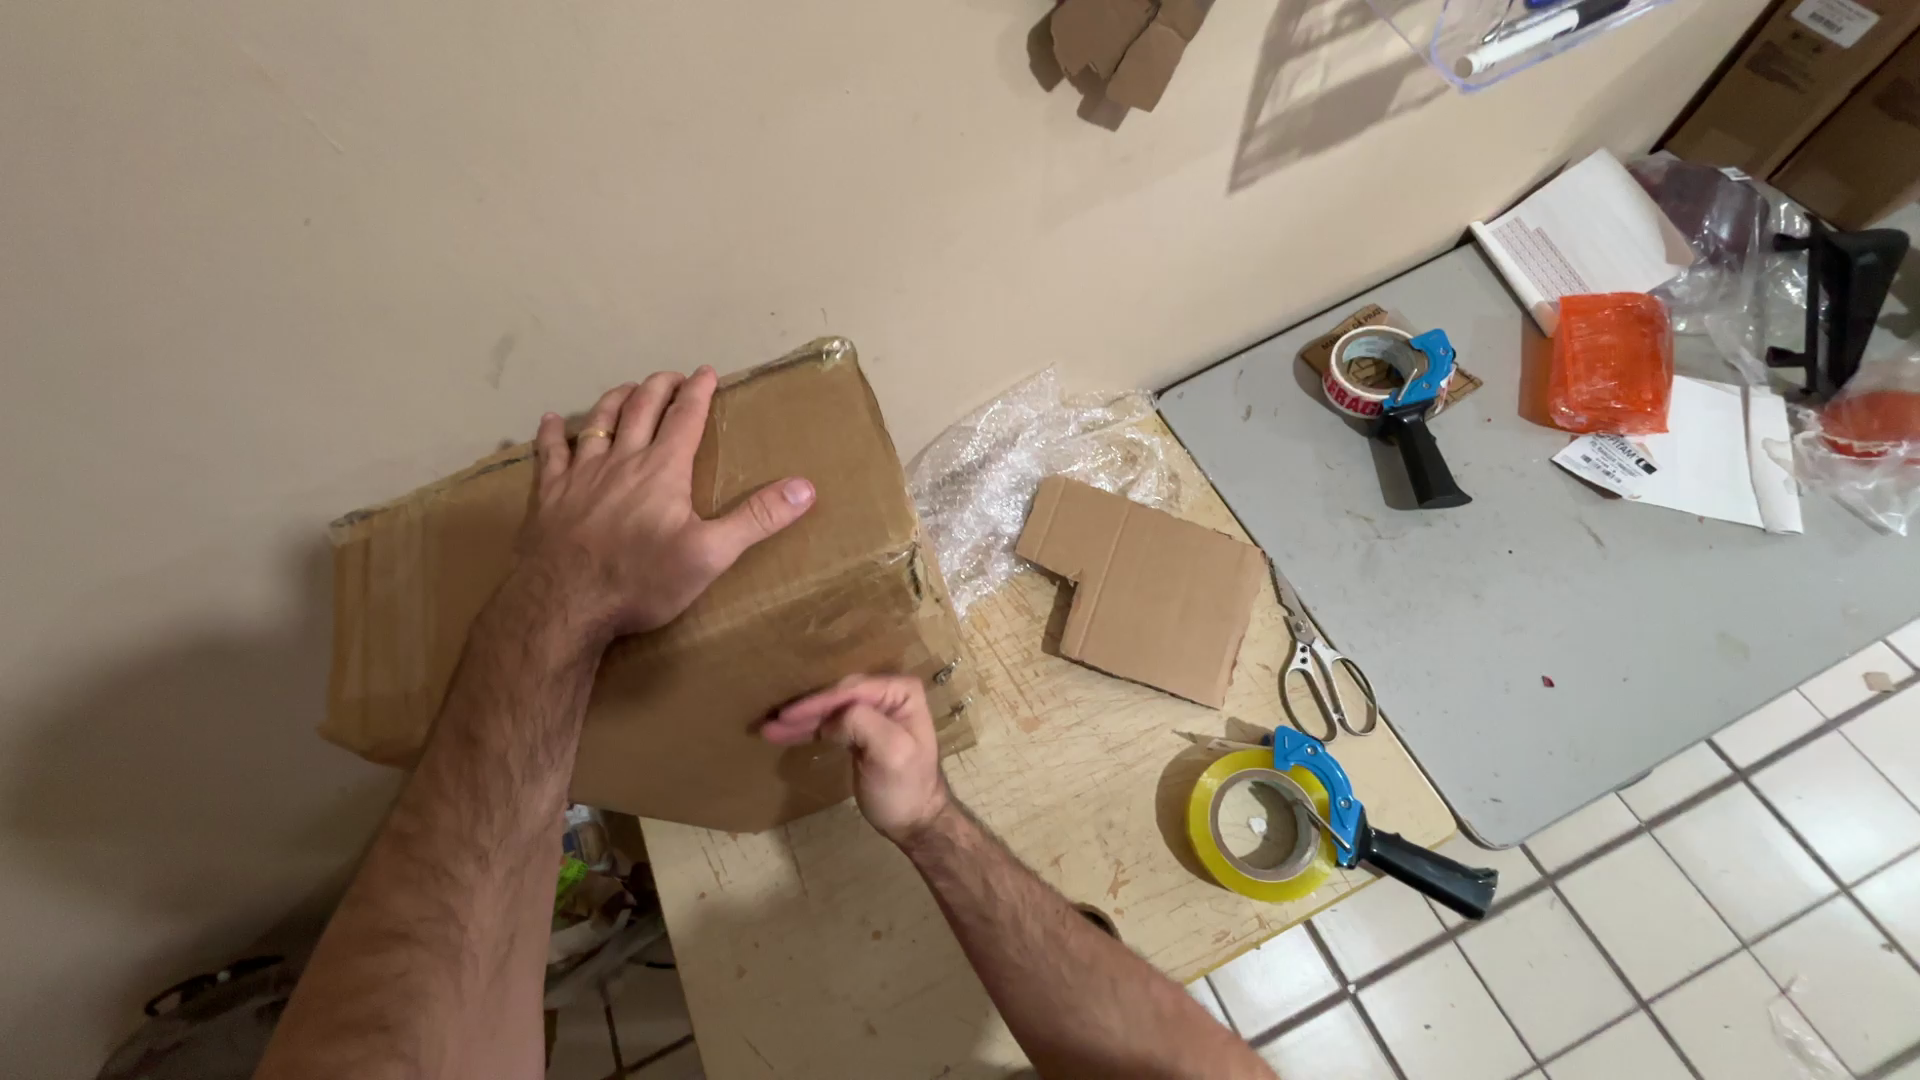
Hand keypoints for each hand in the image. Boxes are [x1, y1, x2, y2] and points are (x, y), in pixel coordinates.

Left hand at [514, 369, 814, 640]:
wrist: (563, 605)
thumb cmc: (643, 581)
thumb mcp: (712, 554)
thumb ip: (757, 518)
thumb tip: (805, 487)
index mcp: (663, 471)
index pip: (685, 418)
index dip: (698, 392)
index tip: (706, 372)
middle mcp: (621, 461)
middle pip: (641, 410)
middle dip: (659, 387)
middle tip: (671, 376)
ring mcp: (580, 476)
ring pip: (599, 423)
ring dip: (615, 400)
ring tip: (627, 388)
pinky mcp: (548, 496)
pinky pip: (550, 453)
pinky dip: (553, 433)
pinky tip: (552, 421)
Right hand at [760, 676, 950, 844]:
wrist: (915, 821)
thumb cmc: (906, 787)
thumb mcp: (891, 752)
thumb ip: (862, 724)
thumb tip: (831, 719)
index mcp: (902, 691)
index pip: (851, 690)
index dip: (818, 702)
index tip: (785, 715)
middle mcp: (889, 694)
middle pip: (837, 696)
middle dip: (805, 709)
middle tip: (771, 721)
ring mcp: (875, 712)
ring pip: (830, 711)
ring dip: (800, 720)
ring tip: (769, 729)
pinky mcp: (862, 731)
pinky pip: (830, 724)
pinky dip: (808, 729)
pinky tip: (785, 734)